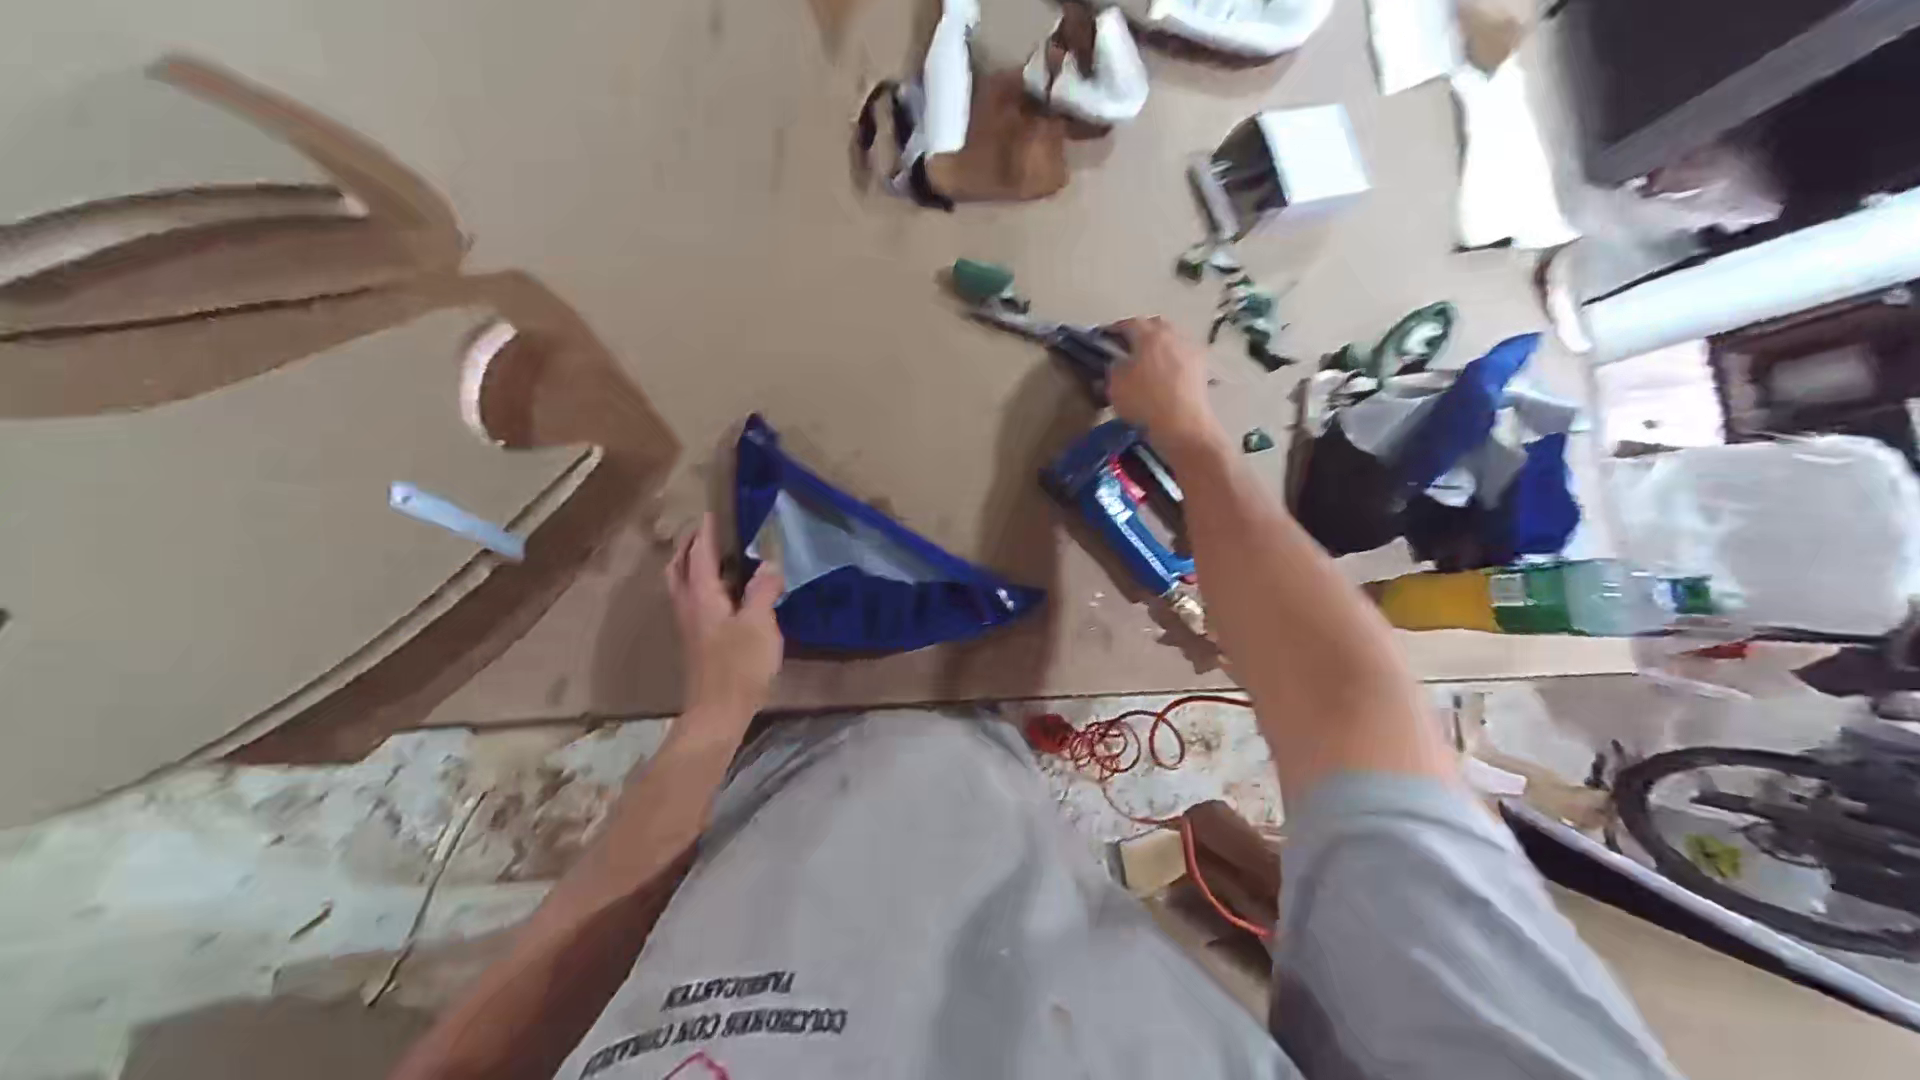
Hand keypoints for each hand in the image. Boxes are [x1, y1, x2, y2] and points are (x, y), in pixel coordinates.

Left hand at [666, 514, 783, 720]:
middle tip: (705, 533)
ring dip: (690, 565)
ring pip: (681, 585)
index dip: (705, 533)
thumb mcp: (759, 624)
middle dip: (688, 547)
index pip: (699, 555)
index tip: (711, 513)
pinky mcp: (696, 641)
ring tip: (712, 557)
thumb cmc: (739, 666)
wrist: (718, 712)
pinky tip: (721, 592)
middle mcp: (688, 606)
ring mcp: (689, 625)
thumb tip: (769, 564)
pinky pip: (691, 600)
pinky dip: (699, 584)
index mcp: (702, 596)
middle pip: (678, 568)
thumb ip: (762, 591)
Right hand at [1109, 316, 1222, 451]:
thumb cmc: (1144, 402)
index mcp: (1149, 335)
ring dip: (1159, 343)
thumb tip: (1119, 361)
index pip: (1128, 323)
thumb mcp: (1115, 385)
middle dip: (1140, 331)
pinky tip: (1166, 371)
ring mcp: (1190, 348)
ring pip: (1171, 336)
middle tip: (1128, 346)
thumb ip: (1114, 366)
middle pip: (1154, 324)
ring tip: (1148, 359)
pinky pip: (1182, 352)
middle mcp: (1172, 334)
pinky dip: (1172, 356)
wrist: (1182, 424)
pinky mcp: (1201, 364)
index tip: (1105, 338)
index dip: (1114, 329)